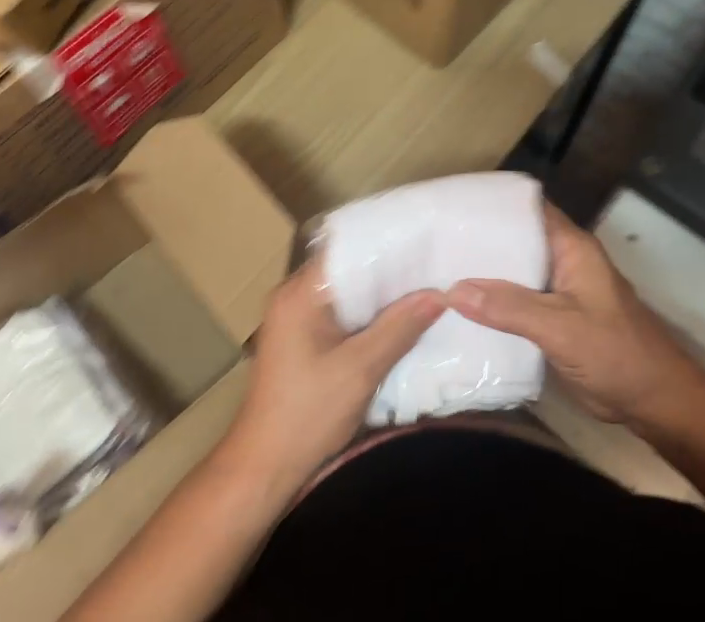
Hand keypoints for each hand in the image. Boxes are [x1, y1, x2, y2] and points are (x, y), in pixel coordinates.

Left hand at [229, 257, 444, 482]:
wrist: (264, 465)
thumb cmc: (307, 414)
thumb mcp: (360, 369)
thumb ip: (399, 328)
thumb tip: (439, 294)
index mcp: (299, 294)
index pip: (347, 247)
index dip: (387, 242)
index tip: (426, 239)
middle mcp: (294, 296)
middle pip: (349, 269)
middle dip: (391, 268)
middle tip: (436, 263)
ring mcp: (296, 319)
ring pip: (348, 293)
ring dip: (382, 294)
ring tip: (428, 285)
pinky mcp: (303, 340)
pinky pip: (343, 314)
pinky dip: (370, 315)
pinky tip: (402, 319)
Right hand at [447, 205, 704, 425]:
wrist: (654, 401)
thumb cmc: (616, 354)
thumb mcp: (560, 327)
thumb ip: (509, 307)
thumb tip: (452, 289)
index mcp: (572, 248)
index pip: (528, 209)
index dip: (492, 204)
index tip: (450, 206)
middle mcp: (563, 262)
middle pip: (515, 241)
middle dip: (477, 241)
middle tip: (431, 242)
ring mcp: (558, 292)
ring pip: (513, 274)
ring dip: (482, 275)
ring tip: (433, 272)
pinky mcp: (553, 320)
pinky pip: (516, 303)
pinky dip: (491, 304)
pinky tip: (457, 310)